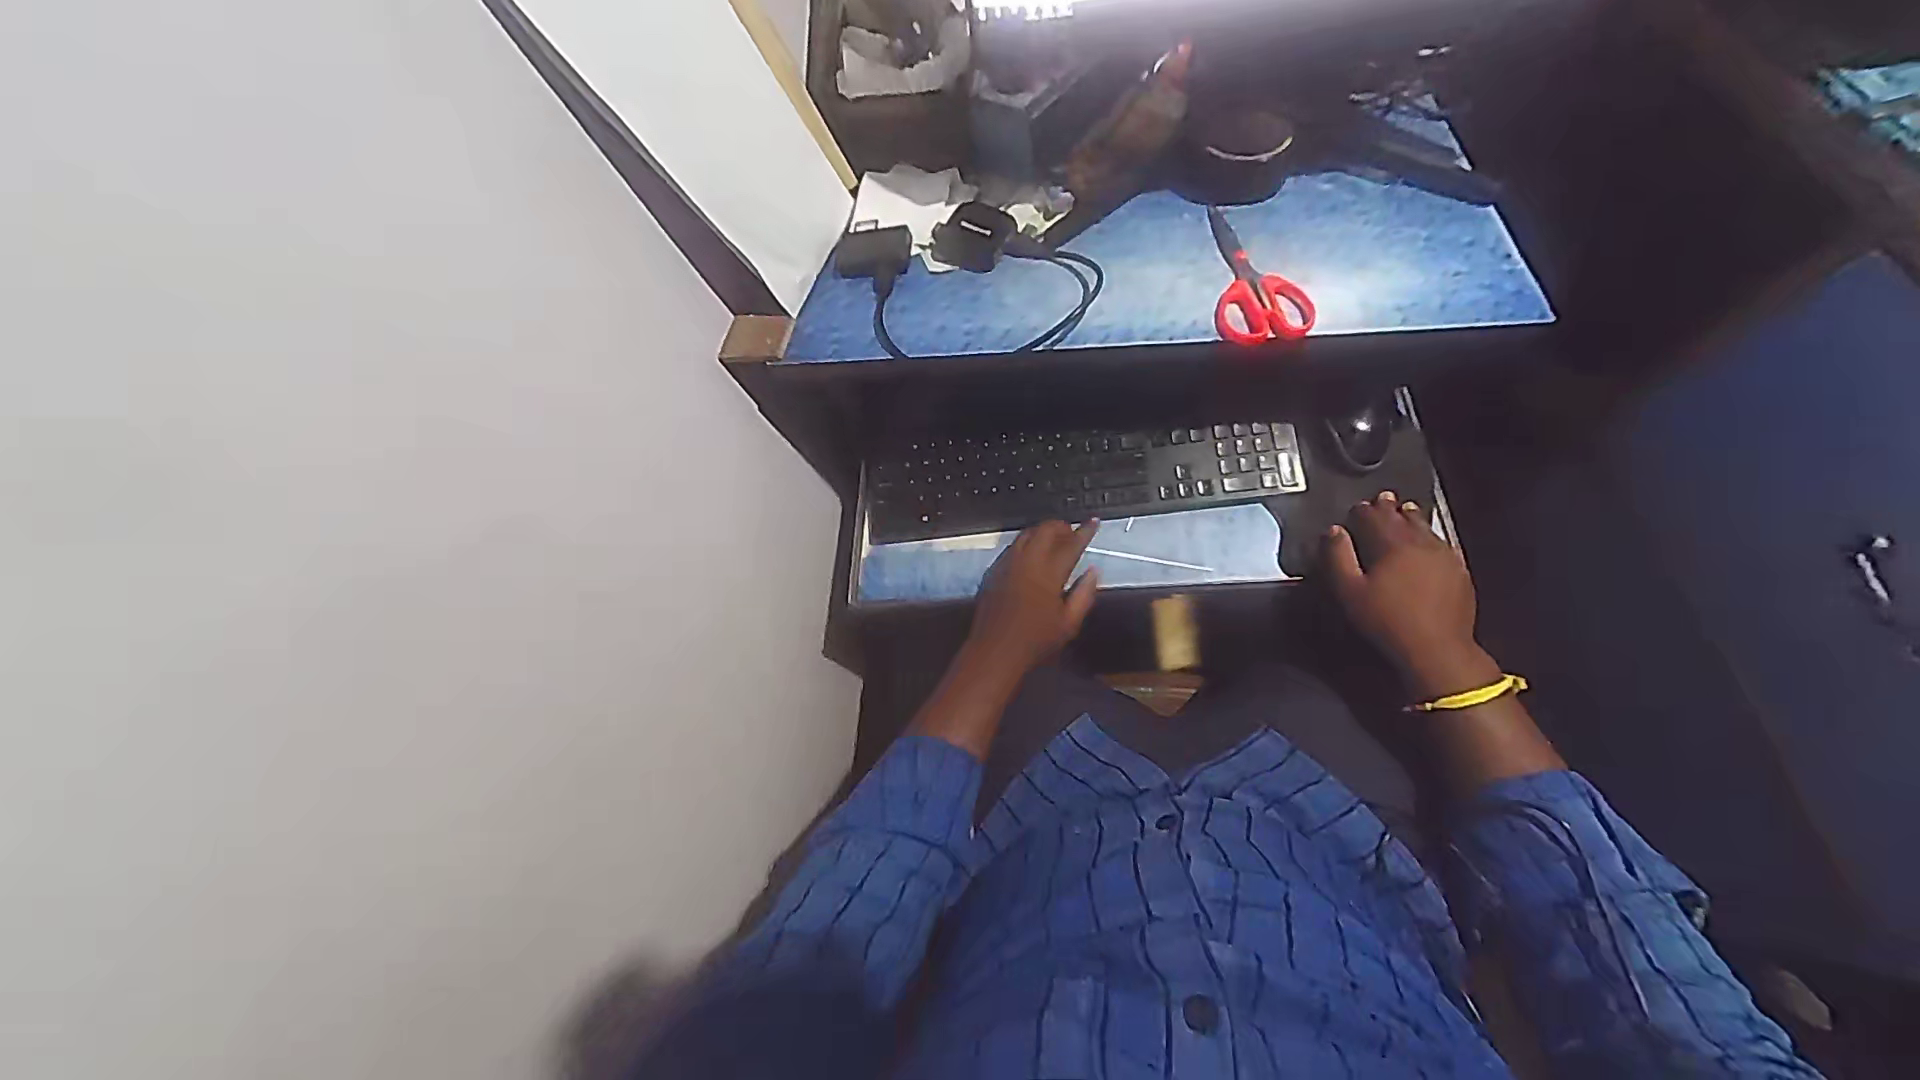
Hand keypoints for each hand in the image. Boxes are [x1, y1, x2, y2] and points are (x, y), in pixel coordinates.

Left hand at [968, 520, 1100, 675]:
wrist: (994, 650)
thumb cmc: (1035, 641)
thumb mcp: (1069, 623)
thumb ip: (1084, 594)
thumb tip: (1093, 572)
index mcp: (1049, 573)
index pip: (1071, 543)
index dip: (1084, 531)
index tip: (1093, 522)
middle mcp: (1027, 562)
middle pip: (1045, 529)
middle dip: (1061, 526)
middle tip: (1071, 532)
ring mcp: (1007, 564)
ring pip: (1026, 534)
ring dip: (1042, 532)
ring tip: (1053, 540)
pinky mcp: (993, 570)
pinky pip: (1012, 547)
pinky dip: (1026, 543)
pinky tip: (1031, 554)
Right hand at [1324, 492, 1499, 697]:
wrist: (1437, 648)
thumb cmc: (1386, 620)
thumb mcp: (1349, 590)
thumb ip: (1338, 557)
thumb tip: (1333, 531)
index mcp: (1393, 545)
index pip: (1375, 518)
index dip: (1363, 511)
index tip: (1356, 507)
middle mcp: (1421, 544)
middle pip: (1403, 518)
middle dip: (1389, 508)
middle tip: (1382, 498)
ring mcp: (1445, 557)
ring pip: (1426, 528)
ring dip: (1412, 518)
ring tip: (1406, 510)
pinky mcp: (1459, 572)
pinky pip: (1443, 544)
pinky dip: (1432, 536)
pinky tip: (1430, 539)